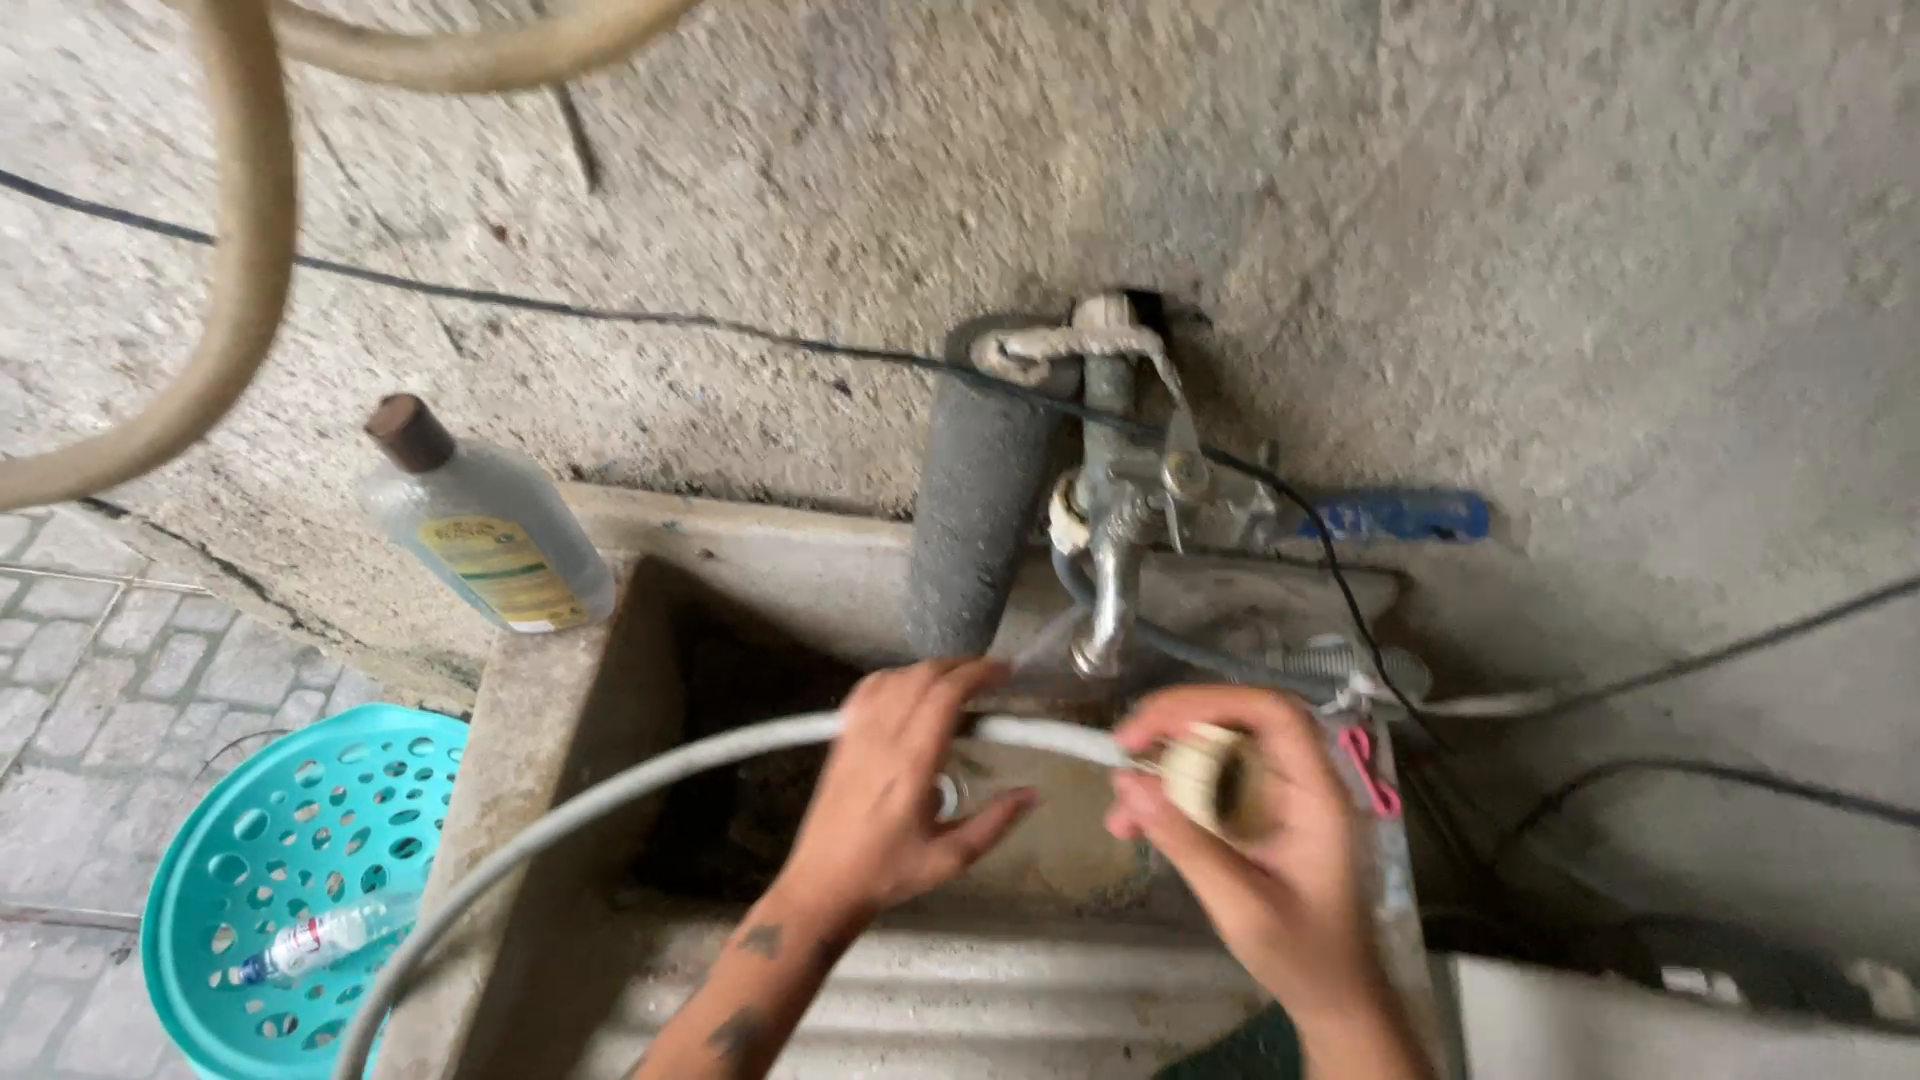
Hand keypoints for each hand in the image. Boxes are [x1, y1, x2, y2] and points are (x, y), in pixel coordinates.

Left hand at [777, 658, 1039, 919]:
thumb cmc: (888, 872)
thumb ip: (994, 823)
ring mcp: (858, 732)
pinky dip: (896, 676)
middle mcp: (883, 737)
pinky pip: (868, 688)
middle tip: (991, 676)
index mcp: (912, 763)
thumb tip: (1034, 793)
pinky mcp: (842, 736)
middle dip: (962, 665)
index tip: (1005, 673)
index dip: (978, 673)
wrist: (822, 882)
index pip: (946, 694)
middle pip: (924, 675)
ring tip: (959, 682)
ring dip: (932, 669)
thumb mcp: (951, 859)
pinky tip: (912, 687)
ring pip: (897, 676)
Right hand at [1105, 686, 1386, 1020]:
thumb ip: (1188, 844)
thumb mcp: (1243, 908)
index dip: (1210, 702)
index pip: (1271, 713)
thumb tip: (1127, 783)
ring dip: (1160, 767)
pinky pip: (1203, 783)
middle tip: (1124, 748)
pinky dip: (1165, 797)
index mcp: (1314, 792)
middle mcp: (1295, 780)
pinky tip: (1132, 826)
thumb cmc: (1305, 957)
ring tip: (1120, 808)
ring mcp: (1272, 795)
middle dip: (1172, 725)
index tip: (1153, 726)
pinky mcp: (1251, 812)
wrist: (1333, 998)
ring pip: (1210, 750)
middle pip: (1233, 719)